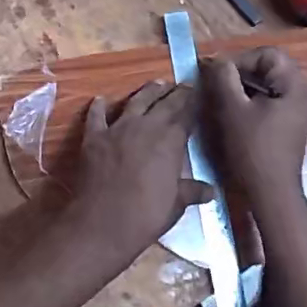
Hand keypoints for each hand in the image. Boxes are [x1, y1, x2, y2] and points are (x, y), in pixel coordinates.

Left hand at [67, 81, 214, 254]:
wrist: (103, 223)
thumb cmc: (147, 215)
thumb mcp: (176, 203)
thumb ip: (192, 191)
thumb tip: (212, 192)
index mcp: (171, 140)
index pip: (187, 113)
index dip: (195, 102)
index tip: (200, 91)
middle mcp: (147, 126)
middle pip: (165, 103)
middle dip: (176, 92)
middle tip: (184, 84)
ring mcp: (118, 129)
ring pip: (136, 102)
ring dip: (148, 91)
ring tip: (157, 83)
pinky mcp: (94, 138)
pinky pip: (97, 117)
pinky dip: (98, 107)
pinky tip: (100, 99)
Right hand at [202, 48, 306, 208]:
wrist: (271, 192)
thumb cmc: (253, 149)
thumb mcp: (234, 110)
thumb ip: (224, 79)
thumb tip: (216, 59)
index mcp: (293, 85)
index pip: (268, 54)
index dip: (241, 59)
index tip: (220, 74)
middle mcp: (299, 92)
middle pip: (269, 66)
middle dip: (241, 71)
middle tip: (218, 84)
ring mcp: (295, 109)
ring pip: (267, 83)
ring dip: (243, 85)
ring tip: (222, 97)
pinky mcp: (287, 123)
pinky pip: (269, 99)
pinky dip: (250, 99)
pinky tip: (233, 112)